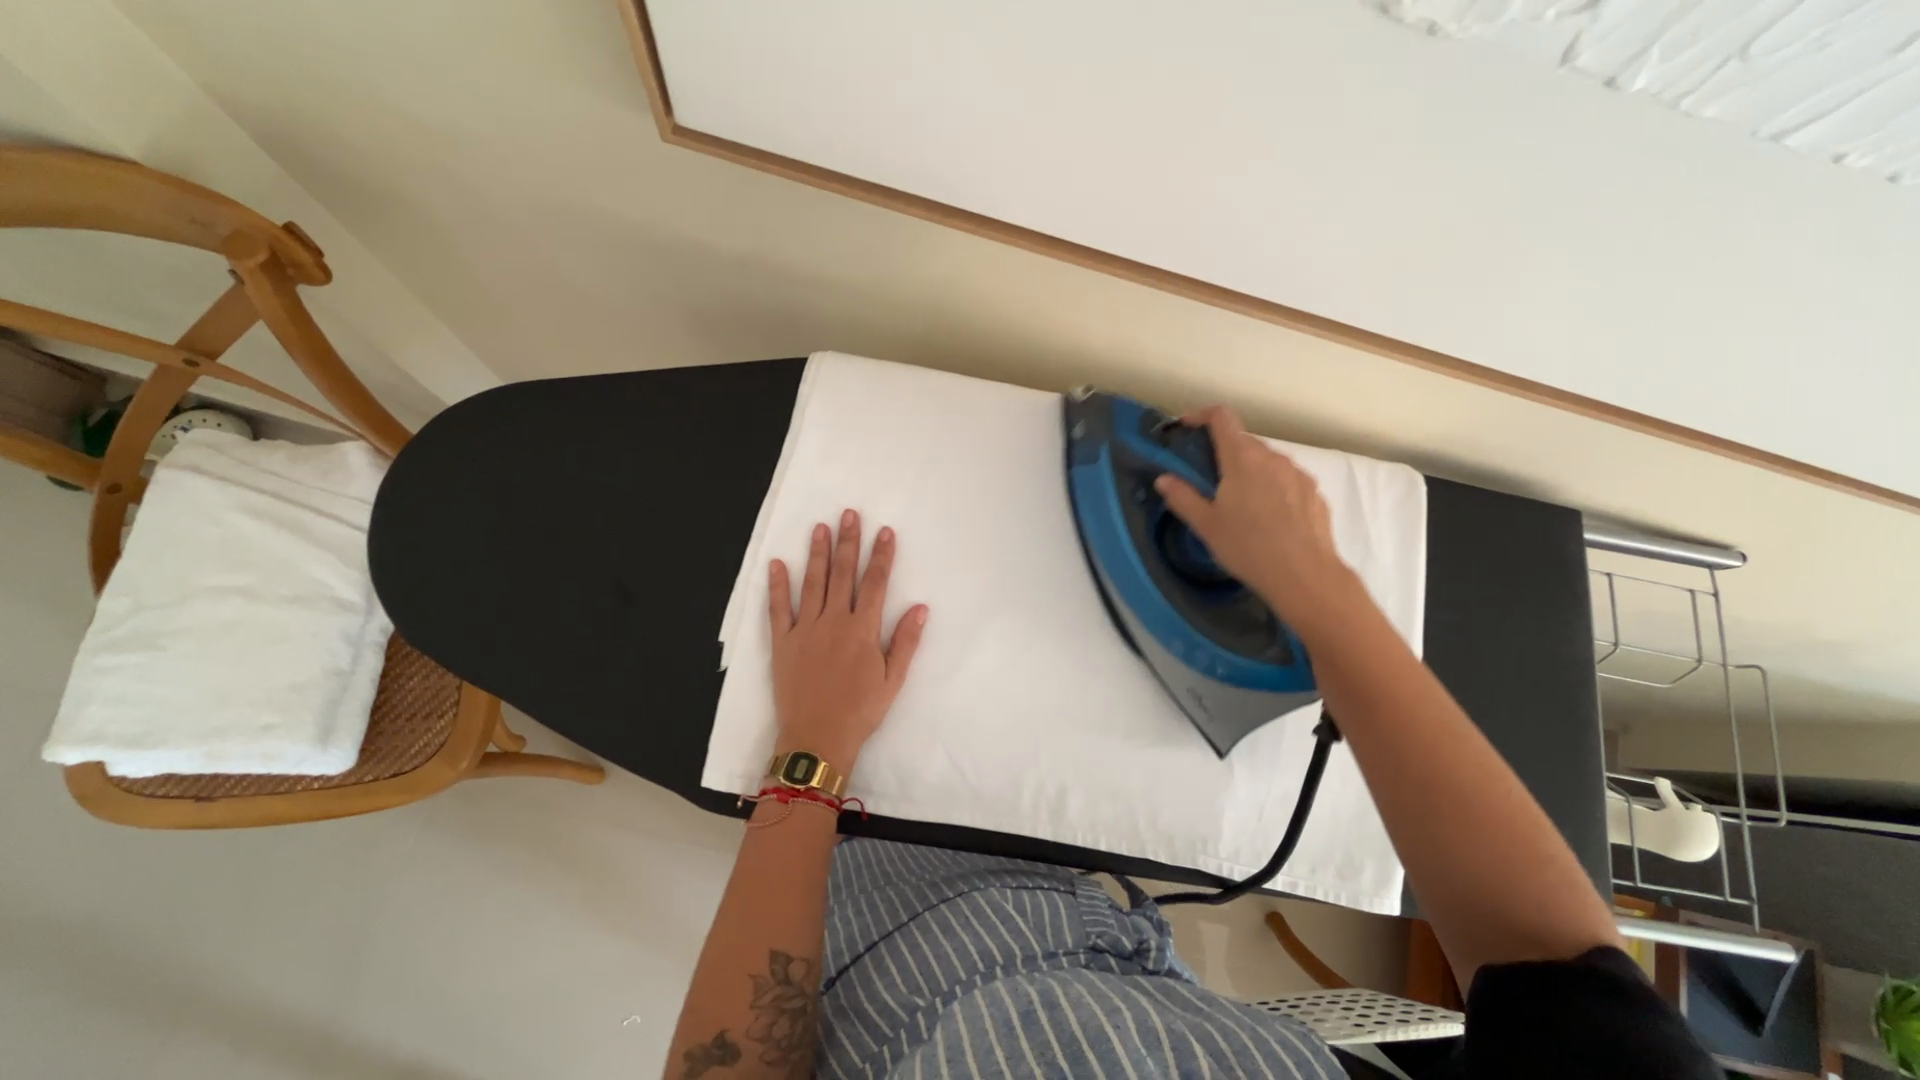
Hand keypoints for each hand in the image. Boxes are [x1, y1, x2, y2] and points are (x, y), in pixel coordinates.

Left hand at [767, 509, 927, 772]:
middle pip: (843, 574)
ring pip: (812, 583)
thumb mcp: (893, 681)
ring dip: (817, 553)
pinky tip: (777, 563)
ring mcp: (805, 630)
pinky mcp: (782, 642)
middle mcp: (834, 622)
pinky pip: (778, 608)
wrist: (817, 739)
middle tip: (849, 514)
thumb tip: (921, 607)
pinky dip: (777, 585)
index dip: (881, 556)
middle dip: (848, 542)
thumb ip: (906, 642)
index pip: (876, 584)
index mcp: (863, 630)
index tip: (885, 531)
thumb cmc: (860, 712)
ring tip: (820, 527)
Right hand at [1153, 406, 1360, 629]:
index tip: (1187, 427)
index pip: (1221, 417)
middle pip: (1244, 441)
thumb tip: (1164, 479)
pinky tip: (1270, 518)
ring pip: (1268, 461)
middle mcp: (1273, 457)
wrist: (1305, 575)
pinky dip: (1273, 487)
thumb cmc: (1248, 547)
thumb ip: (1182, 497)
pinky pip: (1288, 479)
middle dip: (1224, 452)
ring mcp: (1298, 473)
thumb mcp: (1206, 526)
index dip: (1201, 415)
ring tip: (1242, 503)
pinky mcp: (1315, 492)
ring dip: (1251, 471)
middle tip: (1211, 480)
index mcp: (1241, 458)